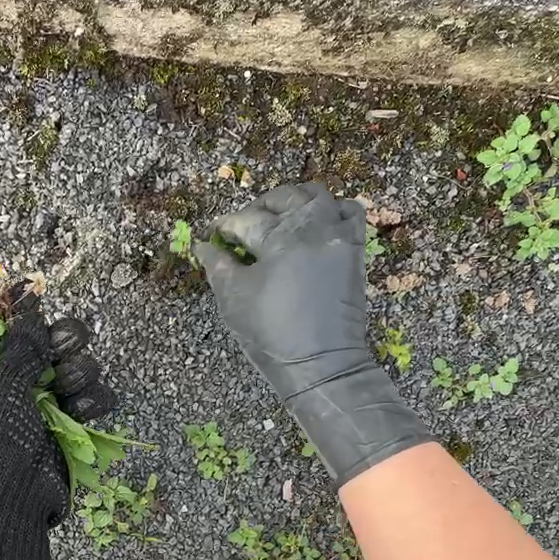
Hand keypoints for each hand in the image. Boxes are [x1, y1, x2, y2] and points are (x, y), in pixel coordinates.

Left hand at [0, 284, 116, 559]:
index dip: (16, 313)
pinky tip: (82, 413)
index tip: (34, 294)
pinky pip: (90, 403)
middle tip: (64, 345)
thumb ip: (20, 346)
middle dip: (61, 340)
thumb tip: (30, 317)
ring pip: (74, 370)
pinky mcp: (67, 432)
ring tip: (67, 387)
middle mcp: (8, 388)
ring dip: (77, 372)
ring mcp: (39, 410)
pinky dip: (91, 403)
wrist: (6, 500)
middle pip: (44, 345)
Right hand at [193, 182, 429, 484]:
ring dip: (294, 201)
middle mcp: (314, 226)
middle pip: (284, 197)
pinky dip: (330, 210)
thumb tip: (204, 244)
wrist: (320, 363)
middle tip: (243, 225)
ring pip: (317, 196)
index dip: (226, 226)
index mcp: (280, 238)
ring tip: (278, 219)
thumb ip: (218, 265)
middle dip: (259, 207)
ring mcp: (338, 235)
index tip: (213, 234)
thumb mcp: (233, 299)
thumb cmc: (270, 333)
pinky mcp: (354, 249)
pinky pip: (347, 212)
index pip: (247, 219)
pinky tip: (315, 224)